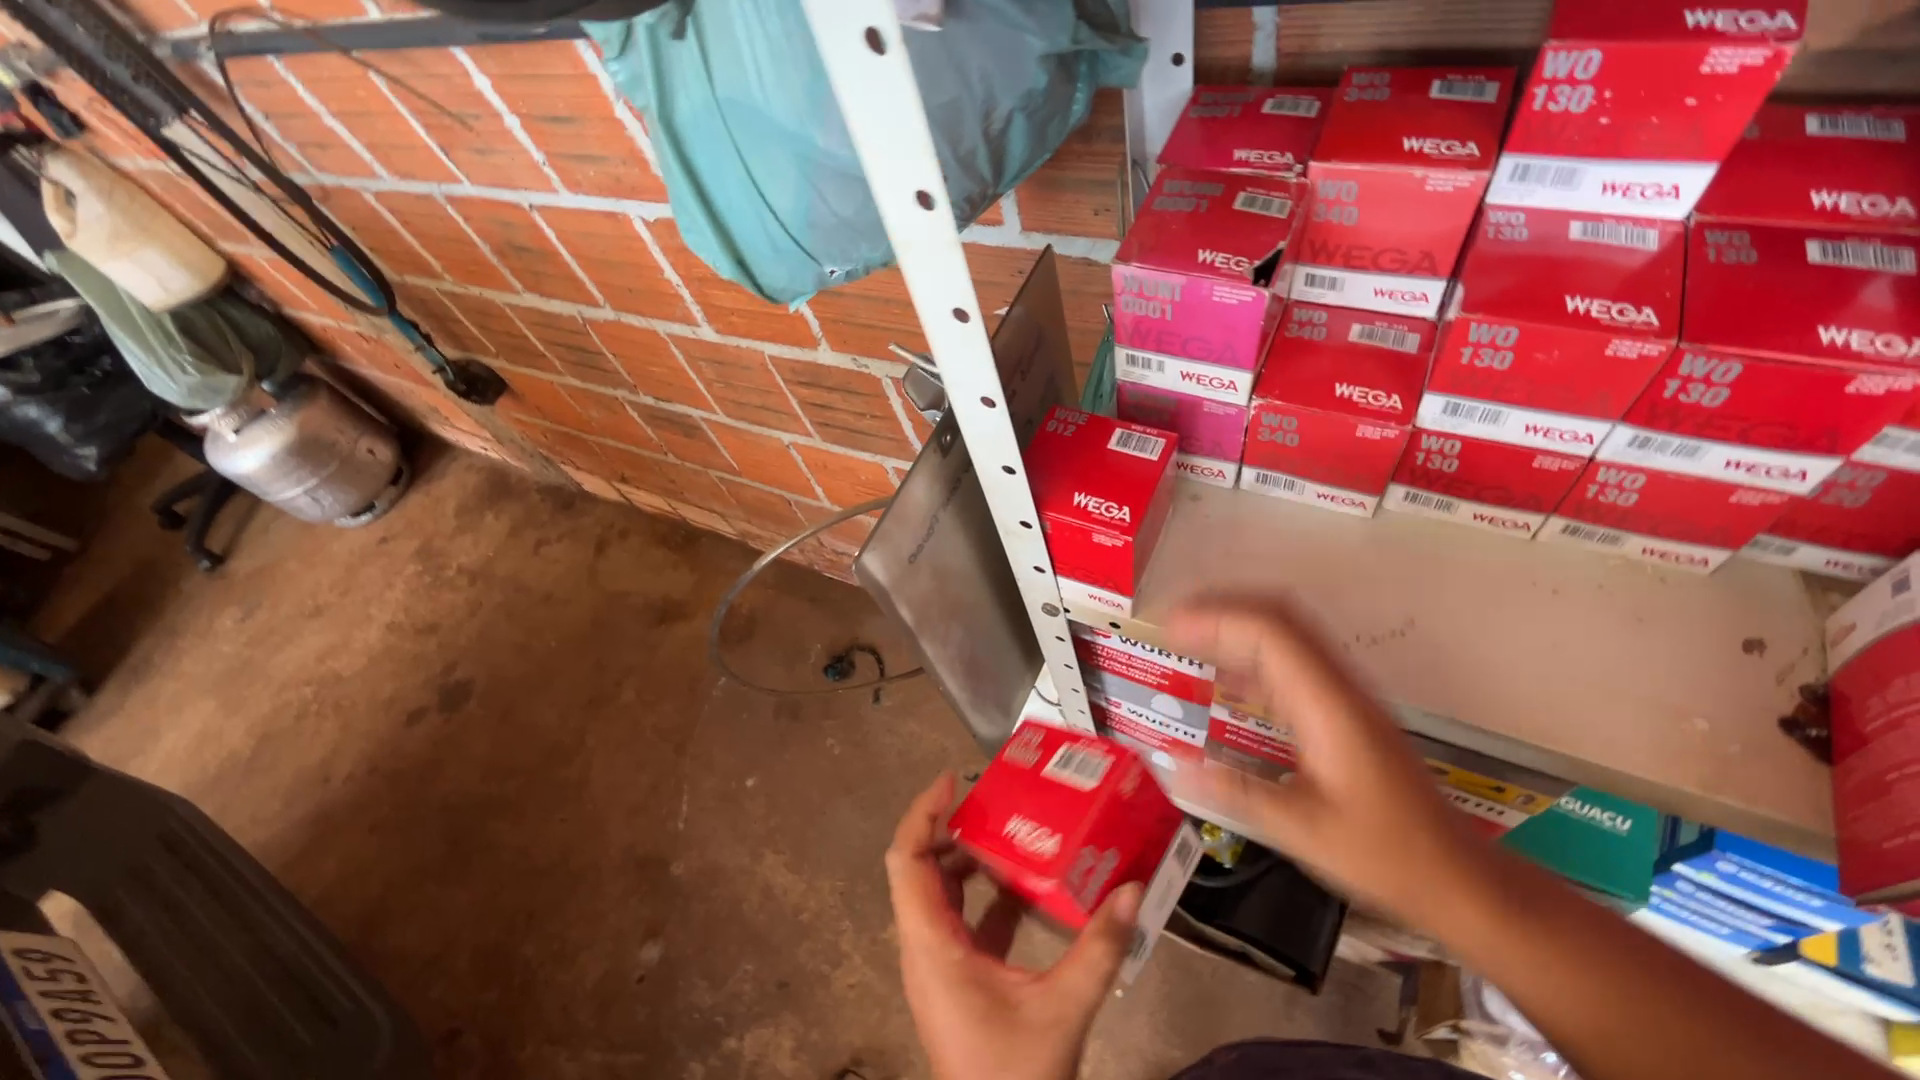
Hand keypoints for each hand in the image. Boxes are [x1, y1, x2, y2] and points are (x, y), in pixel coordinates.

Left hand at [885, 772, 1142, 1079]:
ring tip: (1014, 831)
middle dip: (951, 829)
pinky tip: (1028, 886)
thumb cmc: (1014, 1073)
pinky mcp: (957, 980)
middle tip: (995, 801)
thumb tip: (1134, 888)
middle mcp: (924, 948)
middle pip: (919, 871)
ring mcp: (938, 966)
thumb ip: (1100, 948)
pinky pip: (963, 922)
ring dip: (969, 861)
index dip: (922, 814)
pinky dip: (986, 897)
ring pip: (940, 896)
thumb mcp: (1063, 1008)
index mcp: (932, 946)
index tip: (954, 780)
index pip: (906, 862)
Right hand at [1165, 598, 1493, 922]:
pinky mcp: (1346, 716)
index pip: (1271, 633)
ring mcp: (1346, 699)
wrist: (1459, 877)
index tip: (1169, 628)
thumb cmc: (1386, 856)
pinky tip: (1225, 685)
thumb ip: (1235, 793)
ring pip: (1289, 638)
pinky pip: (1295, 668)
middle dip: (1224, 610)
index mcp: (1329, 707)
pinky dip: (1254, 662)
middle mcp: (1339, 689)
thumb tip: (1171, 766)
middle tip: (1173, 625)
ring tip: (1188, 643)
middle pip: (1282, 619)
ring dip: (1238, 631)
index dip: (1216, 619)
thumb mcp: (1302, 831)